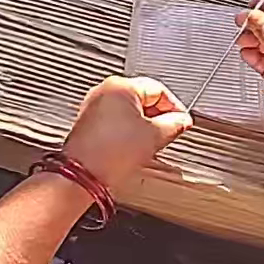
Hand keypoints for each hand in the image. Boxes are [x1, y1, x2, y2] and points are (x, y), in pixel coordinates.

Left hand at [61, 76, 193, 190]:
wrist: (81, 176)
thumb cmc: (109, 154)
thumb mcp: (154, 137)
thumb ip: (174, 124)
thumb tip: (182, 120)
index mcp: (122, 86)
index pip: (159, 90)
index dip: (175, 107)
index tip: (182, 122)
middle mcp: (105, 91)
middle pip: (144, 98)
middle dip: (159, 117)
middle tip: (168, 133)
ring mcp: (94, 106)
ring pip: (130, 110)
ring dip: (144, 125)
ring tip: (149, 143)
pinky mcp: (88, 122)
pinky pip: (116, 120)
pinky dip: (128, 131)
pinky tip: (132, 147)